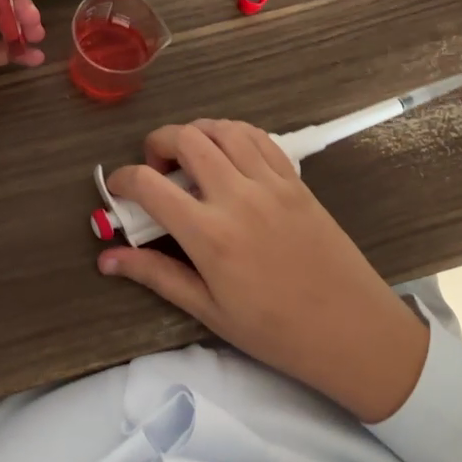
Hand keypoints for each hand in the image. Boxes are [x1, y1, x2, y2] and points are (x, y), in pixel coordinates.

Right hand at [98, 120, 429, 422]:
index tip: (118, 188)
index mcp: (209, 235)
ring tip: (190, 157)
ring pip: (221, 128)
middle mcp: (237, 197)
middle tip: (156, 168)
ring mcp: (270, 183)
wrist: (354, 332)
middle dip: (157, 143)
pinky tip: (228, 154)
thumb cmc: (276, 331)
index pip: (149, 184)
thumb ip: (156, 275)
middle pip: (185, 138)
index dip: (122, 179)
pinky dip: (233, 134)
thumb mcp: (209, 311)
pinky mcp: (295, 180)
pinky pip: (257, 137)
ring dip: (196, 132)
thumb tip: (107, 259)